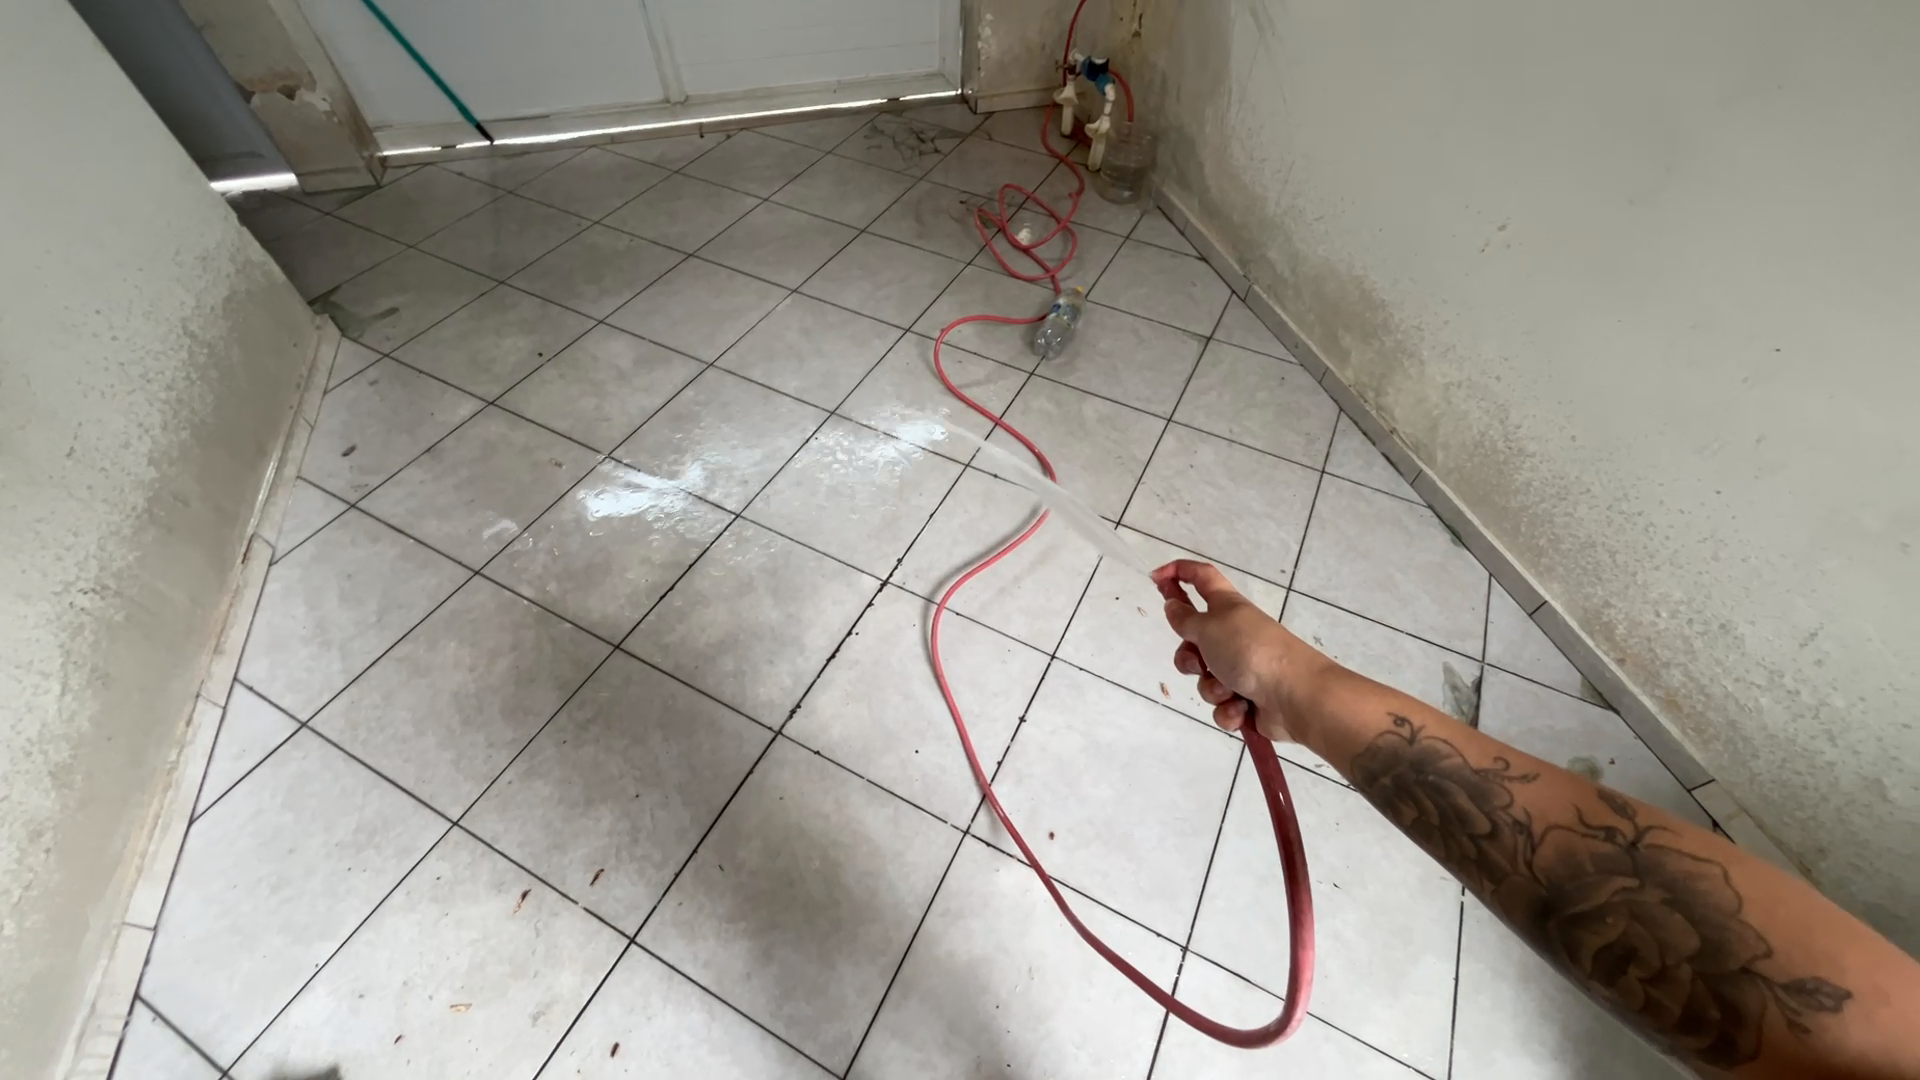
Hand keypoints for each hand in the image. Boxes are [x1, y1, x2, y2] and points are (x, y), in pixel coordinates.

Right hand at [1152, 559, 1327, 743]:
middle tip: (1200, 661)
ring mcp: (1242, 668)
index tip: (1155, 578)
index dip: (1178, 572)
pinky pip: (1222, 705)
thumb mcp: (1209, 627)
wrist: (1296, 696)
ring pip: (1205, 677)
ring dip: (1212, 688)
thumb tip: (1172, 605)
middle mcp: (1234, 635)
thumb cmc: (1250, 651)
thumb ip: (1184, 618)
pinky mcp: (1248, 698)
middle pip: (1194, 639)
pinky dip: (1228, 709)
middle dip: (1189, 657)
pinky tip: (1242, 710)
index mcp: (1226, 607)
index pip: (1200, 578)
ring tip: (1230, 691)